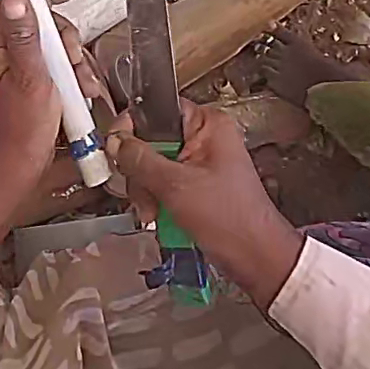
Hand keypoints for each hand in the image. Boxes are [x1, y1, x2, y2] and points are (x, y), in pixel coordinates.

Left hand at [0, 0, 101, 197]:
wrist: (18, 172)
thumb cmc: (17, 134)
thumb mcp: (29, 79)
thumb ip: (26, 39)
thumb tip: (16, 0)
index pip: (20, 9)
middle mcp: (8, 60)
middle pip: (46, 31)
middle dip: (68, 45)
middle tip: (72, 63)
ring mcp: (22, 75)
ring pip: (57, 53)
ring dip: (75, 68)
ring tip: (78, 88)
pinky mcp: (35, 90)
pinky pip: (60, 74)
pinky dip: (74, 83)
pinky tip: (79, 97)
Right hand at [107, 101, 303, 306]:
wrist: (255, 259)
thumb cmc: (228, 218)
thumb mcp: (176, 185)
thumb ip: (139, 159)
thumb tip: (114, 141)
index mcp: (207, 124)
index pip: (157, 109)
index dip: (132, 127)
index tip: (116, 148)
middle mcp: (202, 138)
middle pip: (149, 140)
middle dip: (139, 171)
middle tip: (142, 193)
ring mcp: (197, 162)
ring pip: (150, 164)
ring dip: (144, 190)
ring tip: (152, 212)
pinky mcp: (192, 184)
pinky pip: (160, 182)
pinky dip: (153, 199)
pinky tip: (156, 216)